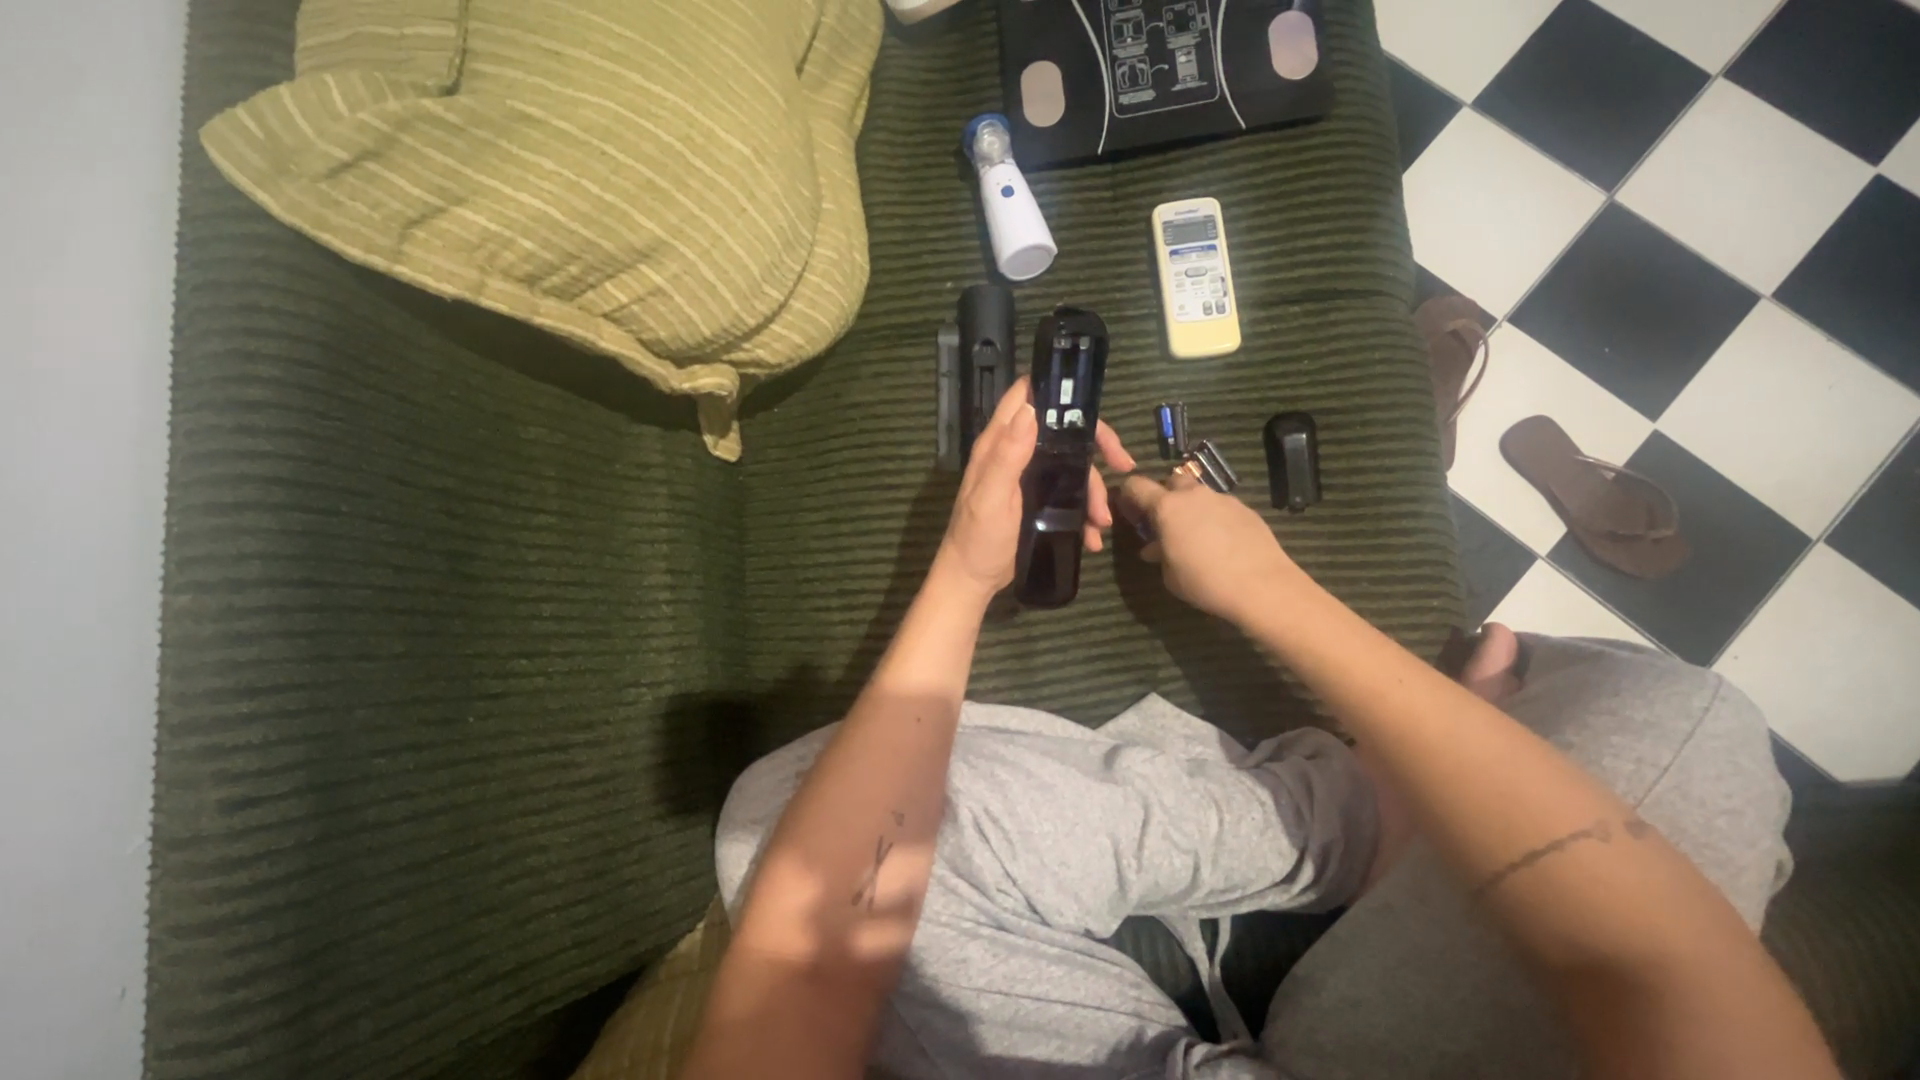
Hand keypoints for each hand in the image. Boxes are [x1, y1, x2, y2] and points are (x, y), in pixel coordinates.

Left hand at [934, 377, 1135, 600]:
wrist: (973, 580)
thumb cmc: (977, 539)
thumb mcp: (991, 497)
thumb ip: (1007, 455)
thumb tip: (1030, 408)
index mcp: (999, 443)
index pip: (1027, 397)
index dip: (1058, 392)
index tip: (1092, 407)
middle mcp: (1016, 452)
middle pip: (1063, 431)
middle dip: (1097, 446)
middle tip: (1123, 464)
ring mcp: (1029, 477)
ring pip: (1073, 467)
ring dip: (1094, 491)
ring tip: (1102, 522)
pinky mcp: (1039, 500)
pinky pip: (1071, 495)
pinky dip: (1086, 512)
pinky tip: (1092, 536)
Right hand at [1116, 471, 1300, 623]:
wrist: (1262, 585)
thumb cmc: (1205, 581)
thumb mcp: (1170, 575)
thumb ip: (1159, 554)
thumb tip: (1155, 547)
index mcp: (1167, 507)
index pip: (1137, 486)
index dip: (1129, 496)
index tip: (1131, 513)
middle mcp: (1194, 495)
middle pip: (1172, 482)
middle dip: (1165, 497)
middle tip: (1166, 524)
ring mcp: (1223, 499)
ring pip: (1199, 495)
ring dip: (1192, 509)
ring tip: (1197, 537)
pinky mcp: (1246, 509)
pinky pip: (1221, 507)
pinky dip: (1215, 518)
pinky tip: (1222, 543)